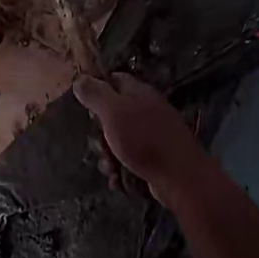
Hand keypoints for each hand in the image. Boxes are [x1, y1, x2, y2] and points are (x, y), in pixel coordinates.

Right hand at [73, 73, 213, 185]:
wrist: (179, 175)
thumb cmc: (144, 139)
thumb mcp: (114, 112)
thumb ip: (96, 94)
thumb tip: (80, 78)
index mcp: (139, 93)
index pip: (115, 79)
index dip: (97, 89)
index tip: (86, 106)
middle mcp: (147, 110)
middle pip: (113, 115)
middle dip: (101, 133)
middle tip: (102, 145)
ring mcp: (152, 134)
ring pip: (118, 141)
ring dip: (109, 156)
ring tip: (112, 168)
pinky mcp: (154, 157)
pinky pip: (128, 160)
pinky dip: (121, 170)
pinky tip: (119, 179)